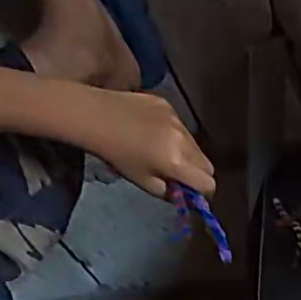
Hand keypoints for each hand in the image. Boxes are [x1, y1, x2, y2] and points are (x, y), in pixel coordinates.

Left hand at [75, 88, 215, 198]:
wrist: (91, 115)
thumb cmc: (115, 154)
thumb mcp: (144, 183)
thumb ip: (170, 192)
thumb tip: (183, 193)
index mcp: (176, 162)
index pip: (208, 184)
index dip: (202, 193)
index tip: (190, 192)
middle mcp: (182, 140)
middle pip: (207, 165)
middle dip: (198, 174)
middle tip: (179, 174)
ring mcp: (176, 119)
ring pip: (196, 146)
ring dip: (188, 154)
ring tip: (164, 151)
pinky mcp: (167, 105)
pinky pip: (182, 127)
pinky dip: (175, 135)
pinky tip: (154, 132)